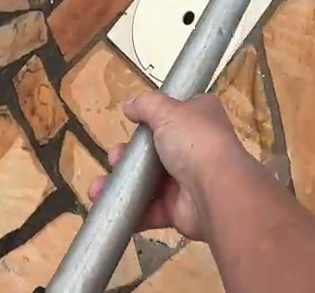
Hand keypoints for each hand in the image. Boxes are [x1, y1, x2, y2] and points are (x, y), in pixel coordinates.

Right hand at [89, 92, 254, 242]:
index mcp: (199, 117)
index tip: (132, 122)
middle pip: (155, 149)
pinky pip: (150, 209)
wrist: (215, 190)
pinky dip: (130, 210)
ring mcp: (187, 179)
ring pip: (148, 181)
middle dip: (129, 155)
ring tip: (99, 188)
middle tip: (113, 157)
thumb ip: (147, 105)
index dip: (153, 118)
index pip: (175, 113)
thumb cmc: (195, 140)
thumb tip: (129, 103)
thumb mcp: (168, 111)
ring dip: (122, 184)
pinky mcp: (178, 209)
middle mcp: (195, 146)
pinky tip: (107, 208)